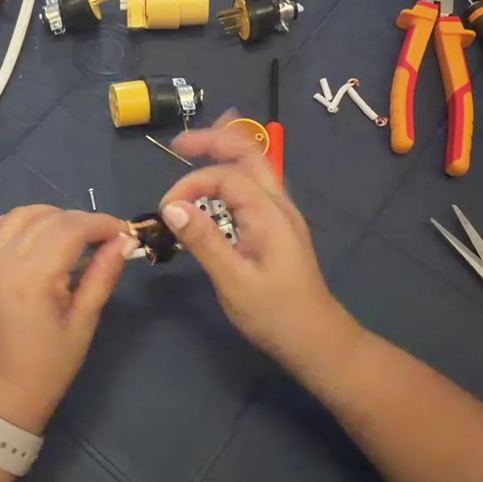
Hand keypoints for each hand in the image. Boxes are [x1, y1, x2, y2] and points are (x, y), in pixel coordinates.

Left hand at [0, 206, 136, 434]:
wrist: (1, 393)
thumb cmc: (48, 365)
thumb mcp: (84, 323)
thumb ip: (102, 276)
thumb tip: (123, 242)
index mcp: (33, 277)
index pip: (71, 229)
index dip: (101, 224)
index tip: (122, 232)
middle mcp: (5, 260)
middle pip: (48, 218)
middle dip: (82, 221)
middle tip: (103, 239)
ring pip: (20, 215)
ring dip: (50, 216)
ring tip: (71, 235)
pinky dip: (16, 222)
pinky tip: (34, 234)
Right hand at [160, 121, 364, 373]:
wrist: (317, 340)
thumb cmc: (275, 314)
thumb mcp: (233, 281)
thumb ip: (204, 240)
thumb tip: (172, 207)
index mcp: (269, 213)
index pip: (225, 176)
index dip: (191, 184)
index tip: (166, 211)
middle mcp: (278, 204)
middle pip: (249, 152)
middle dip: (213, 140)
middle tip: (178, 144)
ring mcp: (280, 213)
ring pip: (255, 165)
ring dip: (225, 151)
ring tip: (194, 149)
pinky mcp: (276, 226)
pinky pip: (255, 184)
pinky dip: (232, 171)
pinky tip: (216, 180)